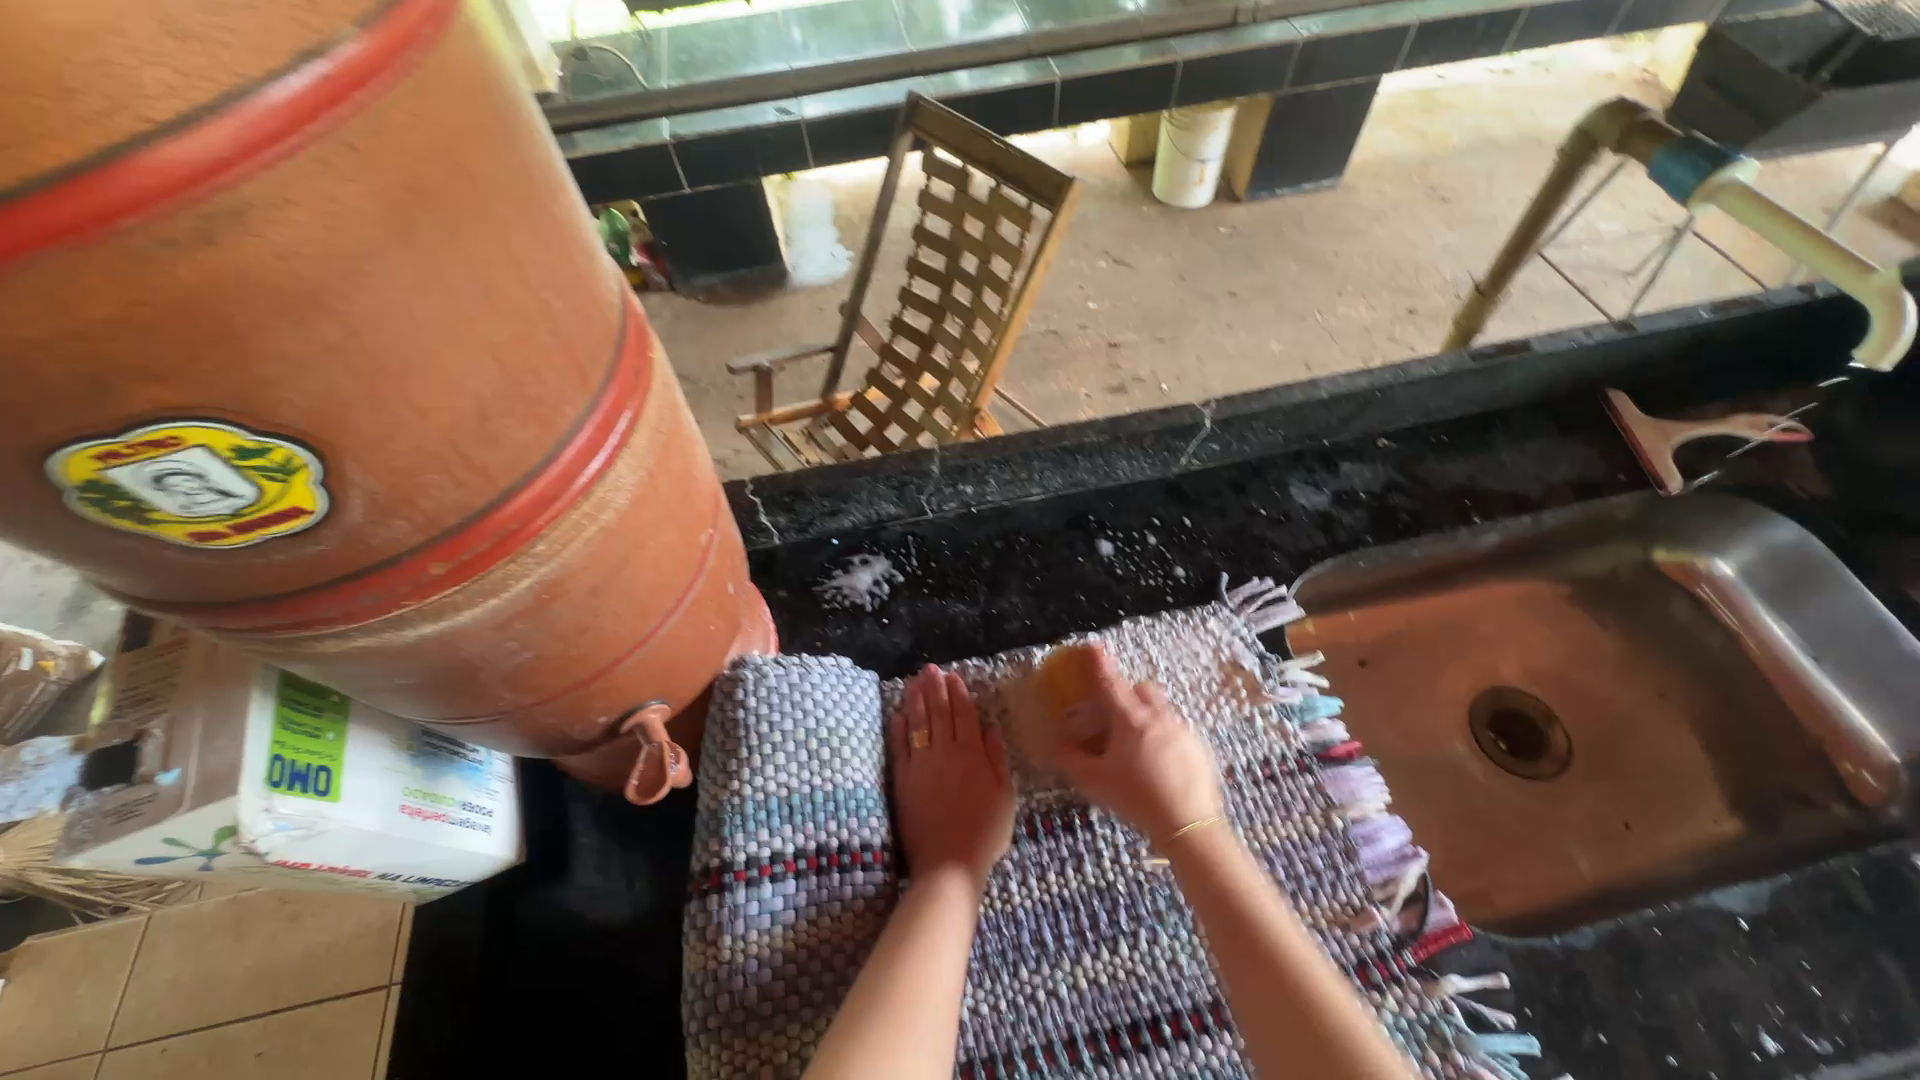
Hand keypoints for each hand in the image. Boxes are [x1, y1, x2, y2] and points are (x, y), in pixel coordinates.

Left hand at [890, 665, 1014, 886]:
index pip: (965, 715)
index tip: (953, 677)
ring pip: (918, 723)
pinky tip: (898, 714)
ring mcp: (922, 765)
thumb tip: (990, 727)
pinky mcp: (903, 780)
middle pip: (940, 713)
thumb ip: (997, 759)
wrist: (949, 864)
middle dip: (935, 688)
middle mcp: (946, 753)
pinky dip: (898, 728)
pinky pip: (900, 747)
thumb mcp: (1005, 796)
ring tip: (913, 681)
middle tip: (929, 669)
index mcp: (974, 755)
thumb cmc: (985, 834)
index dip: (959, 694)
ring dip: (916, 700)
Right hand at [1053, 647, 1223, 844]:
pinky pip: (1178, 731)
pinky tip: (1158, 765)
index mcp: (1131, 720)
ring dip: (1146, 716)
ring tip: (1135, 746)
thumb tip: (1058, 744)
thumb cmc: (1136, 798)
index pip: (1111, 683)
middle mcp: (1159, 717)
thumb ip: (1071, 759)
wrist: (1188, 824)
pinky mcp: (1200, 748)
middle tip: (1113, 715)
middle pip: (1142, 689)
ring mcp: (1184, 731)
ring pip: (1162, 709)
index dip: (1100, 663)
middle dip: (1127, 693)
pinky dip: (1164, 737)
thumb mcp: (1094, 781)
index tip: (1094, 646)